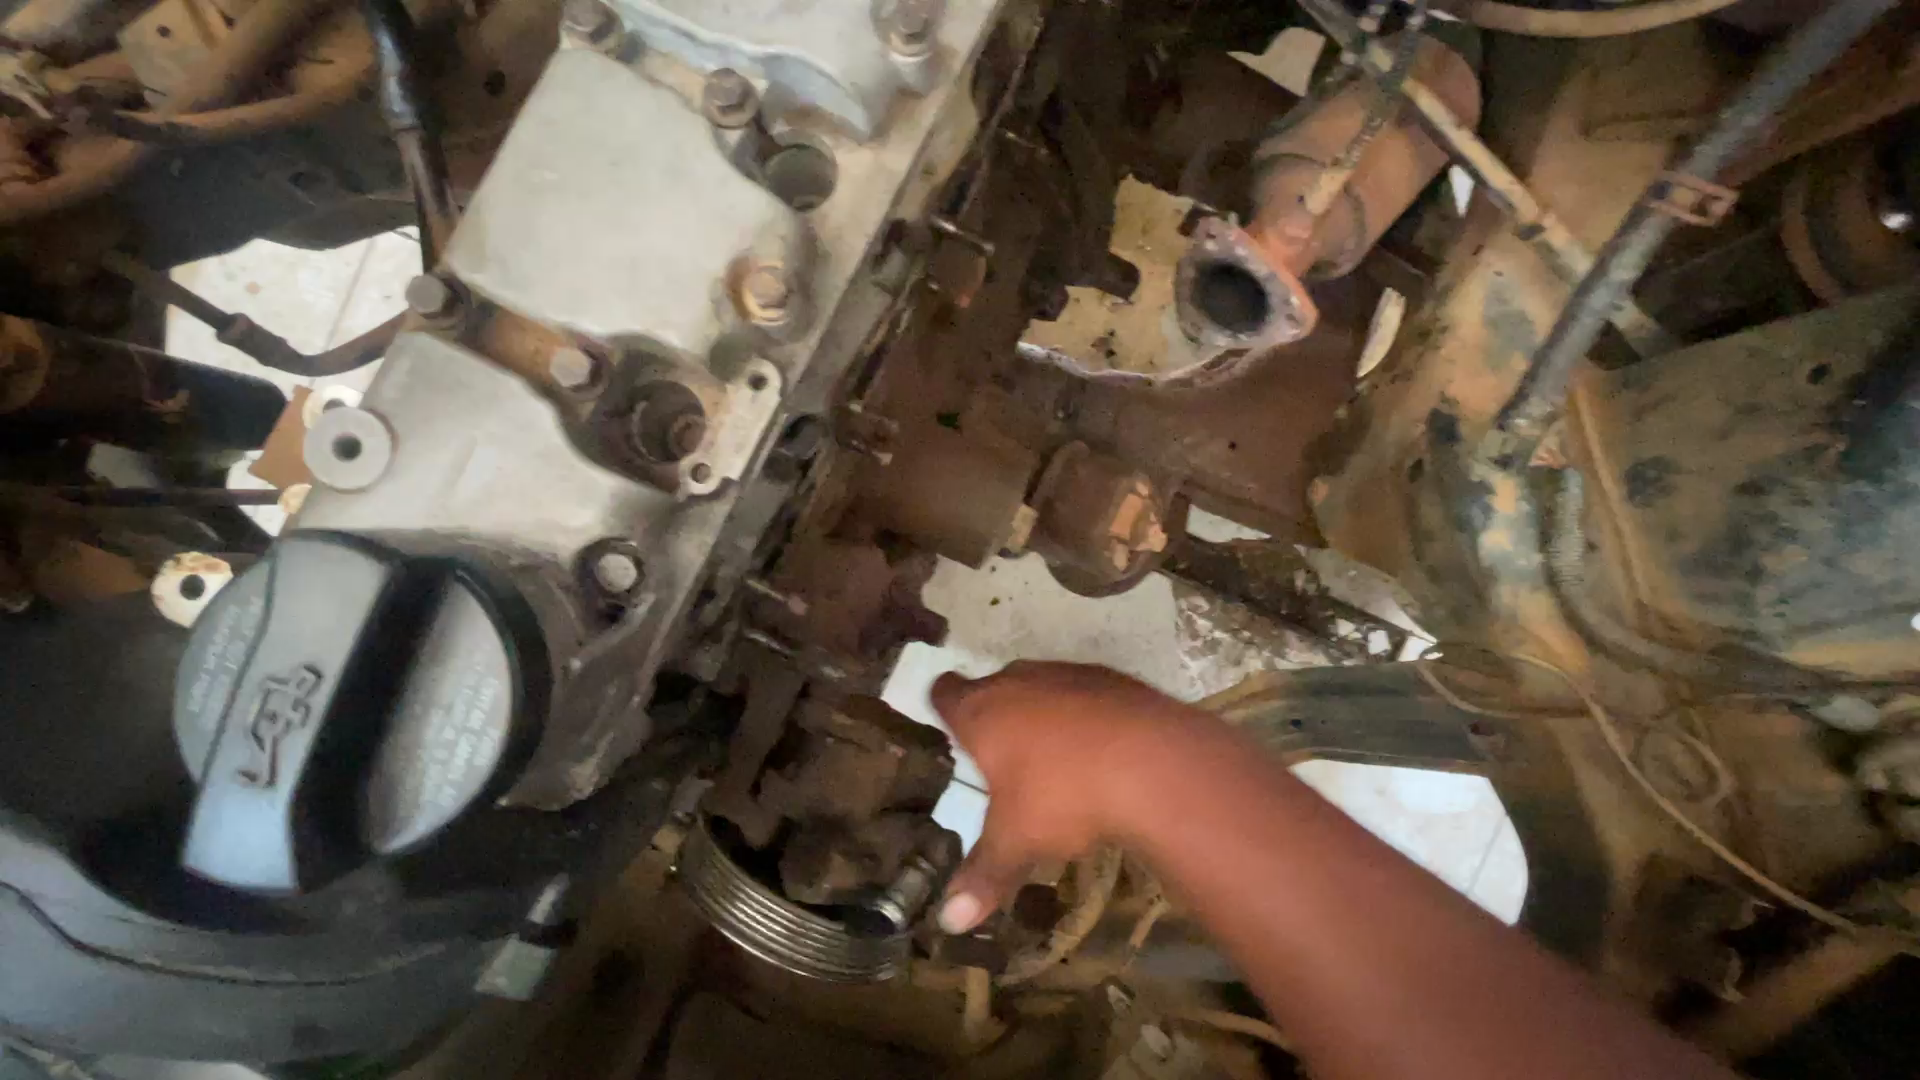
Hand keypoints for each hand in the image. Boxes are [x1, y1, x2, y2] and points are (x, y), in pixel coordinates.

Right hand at [929, 661, 1209, 932]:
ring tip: (1052, 758)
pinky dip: (1083, 714)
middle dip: (993, 715)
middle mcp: (1019, 681)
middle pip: (992, 686)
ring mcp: (1067, 674)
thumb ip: (982, 876)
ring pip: (1040, 686)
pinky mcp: (1111, 678)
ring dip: (1040, 713)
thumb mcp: (1018, 842)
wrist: (1153, 762)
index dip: (941, 706)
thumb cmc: (1064, 794)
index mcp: (982, 711)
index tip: (946, 725)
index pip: (945, 692)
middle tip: (997, 756)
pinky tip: (1101, 750)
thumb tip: (949, 922)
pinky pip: (1083, 693)